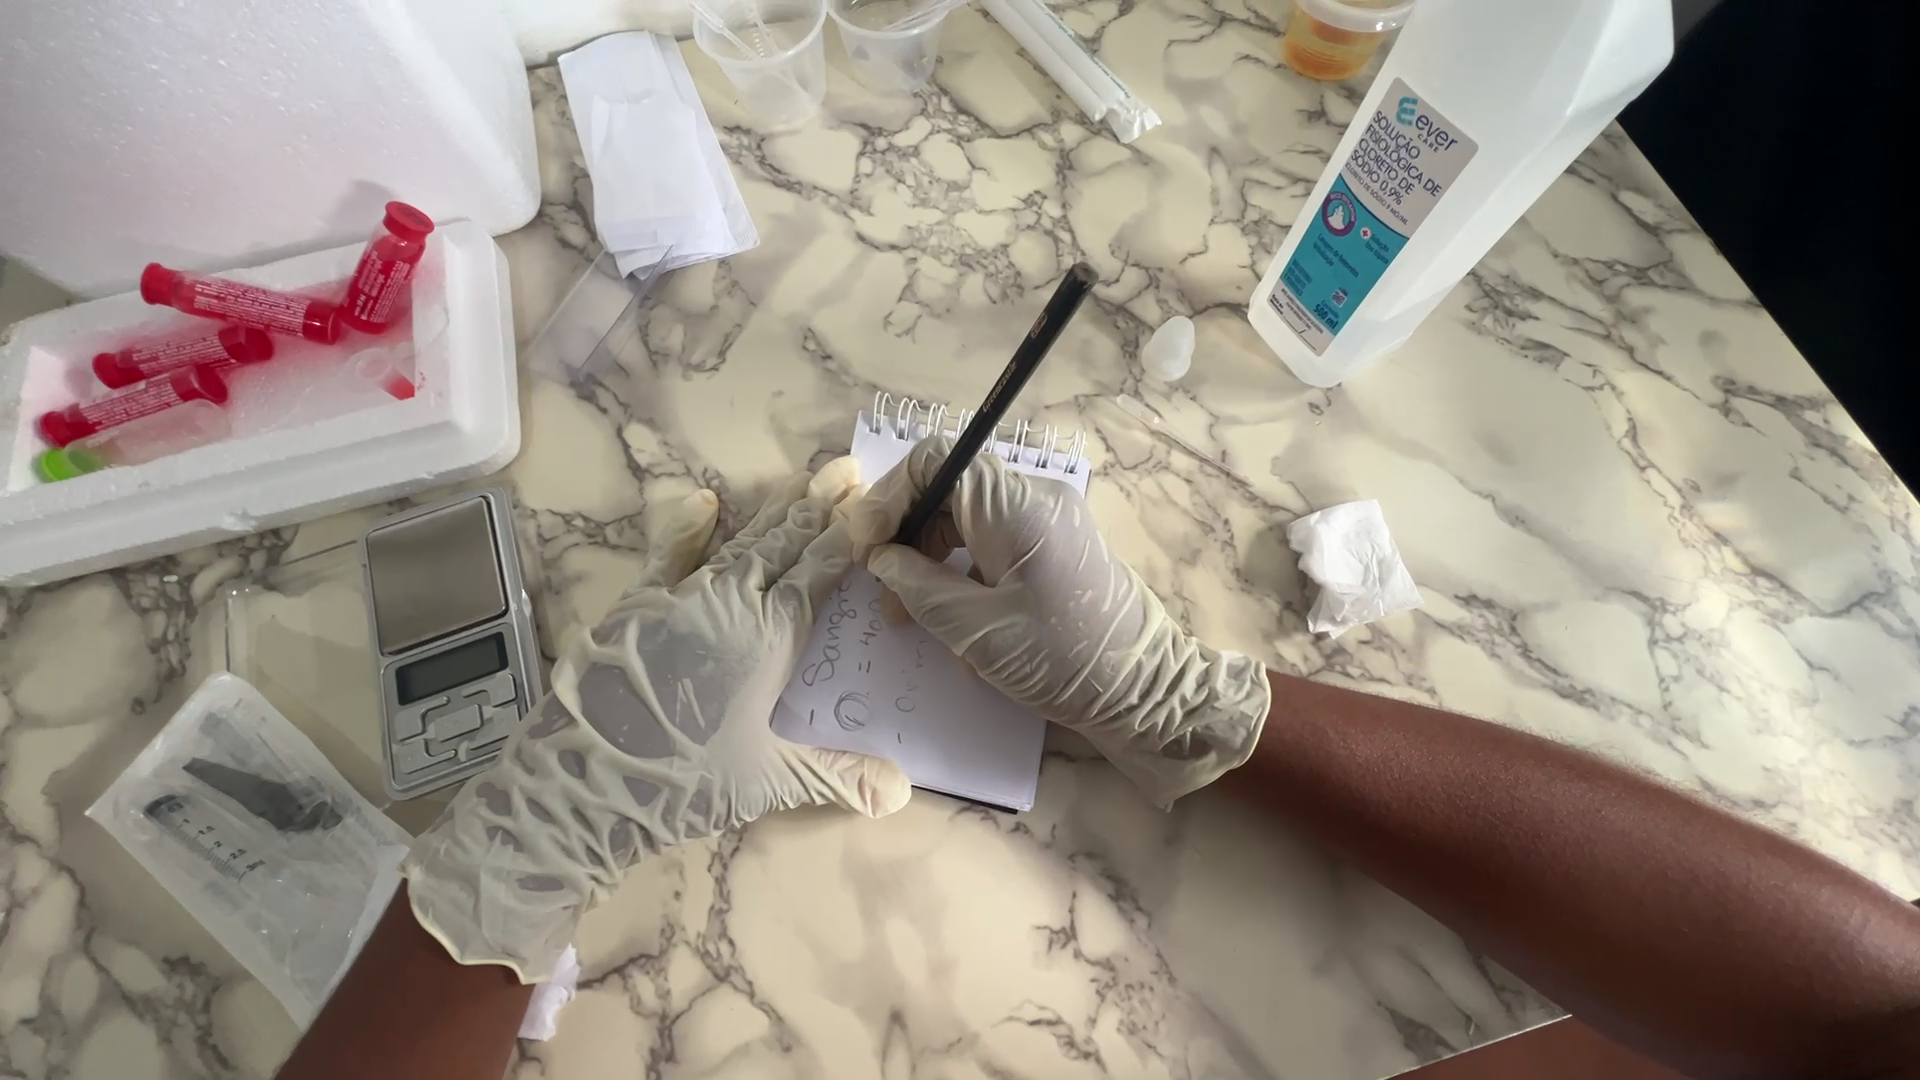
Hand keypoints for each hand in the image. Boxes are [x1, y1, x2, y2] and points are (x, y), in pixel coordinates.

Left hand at [403, 460, 911, 980]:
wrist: (579, 785)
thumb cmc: (682, 781)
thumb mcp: (769, 781)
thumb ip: (840, 777)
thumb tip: (905, 792)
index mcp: (771, 632)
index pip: (822, 568)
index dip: (850, 533)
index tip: (872, 501)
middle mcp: (732, 600)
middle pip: (787, 541)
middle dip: (821, 504)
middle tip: (849, 470)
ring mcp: (682, 596)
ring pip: (742, 540)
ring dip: (776, 509)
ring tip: (805, 479)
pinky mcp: (639, 604)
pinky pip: (669, 553)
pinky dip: (688, 525)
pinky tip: (704, 499)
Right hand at [848, 438, 1269, 808]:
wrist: (1145, 691)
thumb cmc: (1061, 661)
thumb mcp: (974, 630)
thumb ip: (916, 586)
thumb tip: (880, 558)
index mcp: (1018, 507)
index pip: (937, 460)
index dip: (889, 495)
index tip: (867, 545)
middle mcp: (1035, 498)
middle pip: (949, 489)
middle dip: (907, 534)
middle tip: (883, 590)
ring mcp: (1048, 519)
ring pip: (967, 516)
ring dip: (931, 558)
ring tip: (912, 615)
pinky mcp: (1052, 544)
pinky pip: (992, 539)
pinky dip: (964, 570)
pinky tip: (958, 621)